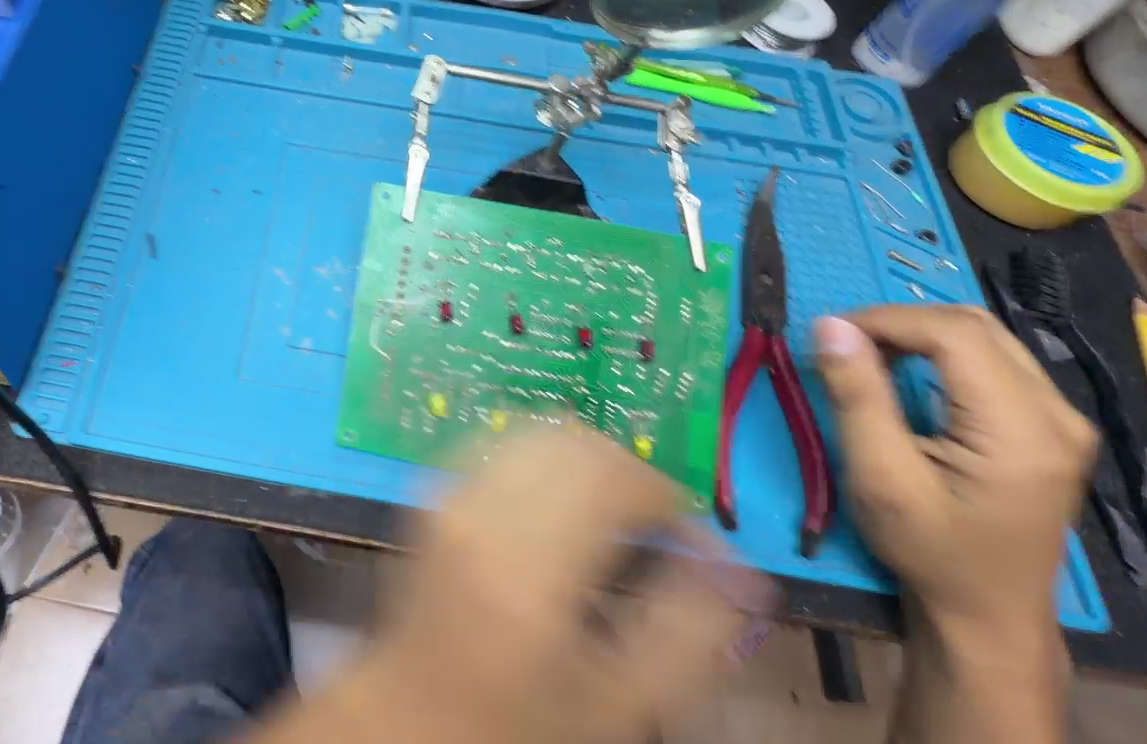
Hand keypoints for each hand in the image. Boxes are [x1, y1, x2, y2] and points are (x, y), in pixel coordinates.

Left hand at [251, 428, 772, 743]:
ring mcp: (446, 493)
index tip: (692, 538)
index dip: (667, 496)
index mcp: (527, 565)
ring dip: (588, 459)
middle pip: (574, 441)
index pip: (611, 478)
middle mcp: (481, 510)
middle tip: (658, 524)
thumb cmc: (515, 723)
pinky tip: (562, 504)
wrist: (406, 713)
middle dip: (630, 471)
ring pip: (536, 431)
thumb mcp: (617, 708)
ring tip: (615, 514)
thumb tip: (740, 577)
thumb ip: (686, 638)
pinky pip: (501, 445)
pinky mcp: (431, 490)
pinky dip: (544, 458)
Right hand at [813, 307, 1098, 641]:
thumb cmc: (928, 550)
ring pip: (986, 336)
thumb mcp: (879, 477)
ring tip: (870, 357)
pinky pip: (996, 359)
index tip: (829, 335)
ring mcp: (1062, 418)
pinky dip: (942, 351)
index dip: (886, 320)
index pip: (955, 334)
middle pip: (975, 326)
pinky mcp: (1052, 424)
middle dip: (900, 322)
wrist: (987, 611)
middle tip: (844, 345)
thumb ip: (858, 396)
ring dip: (920, 333)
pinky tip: (908, 374)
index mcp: (1021, 430)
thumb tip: (830, 326)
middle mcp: (1058, 414)